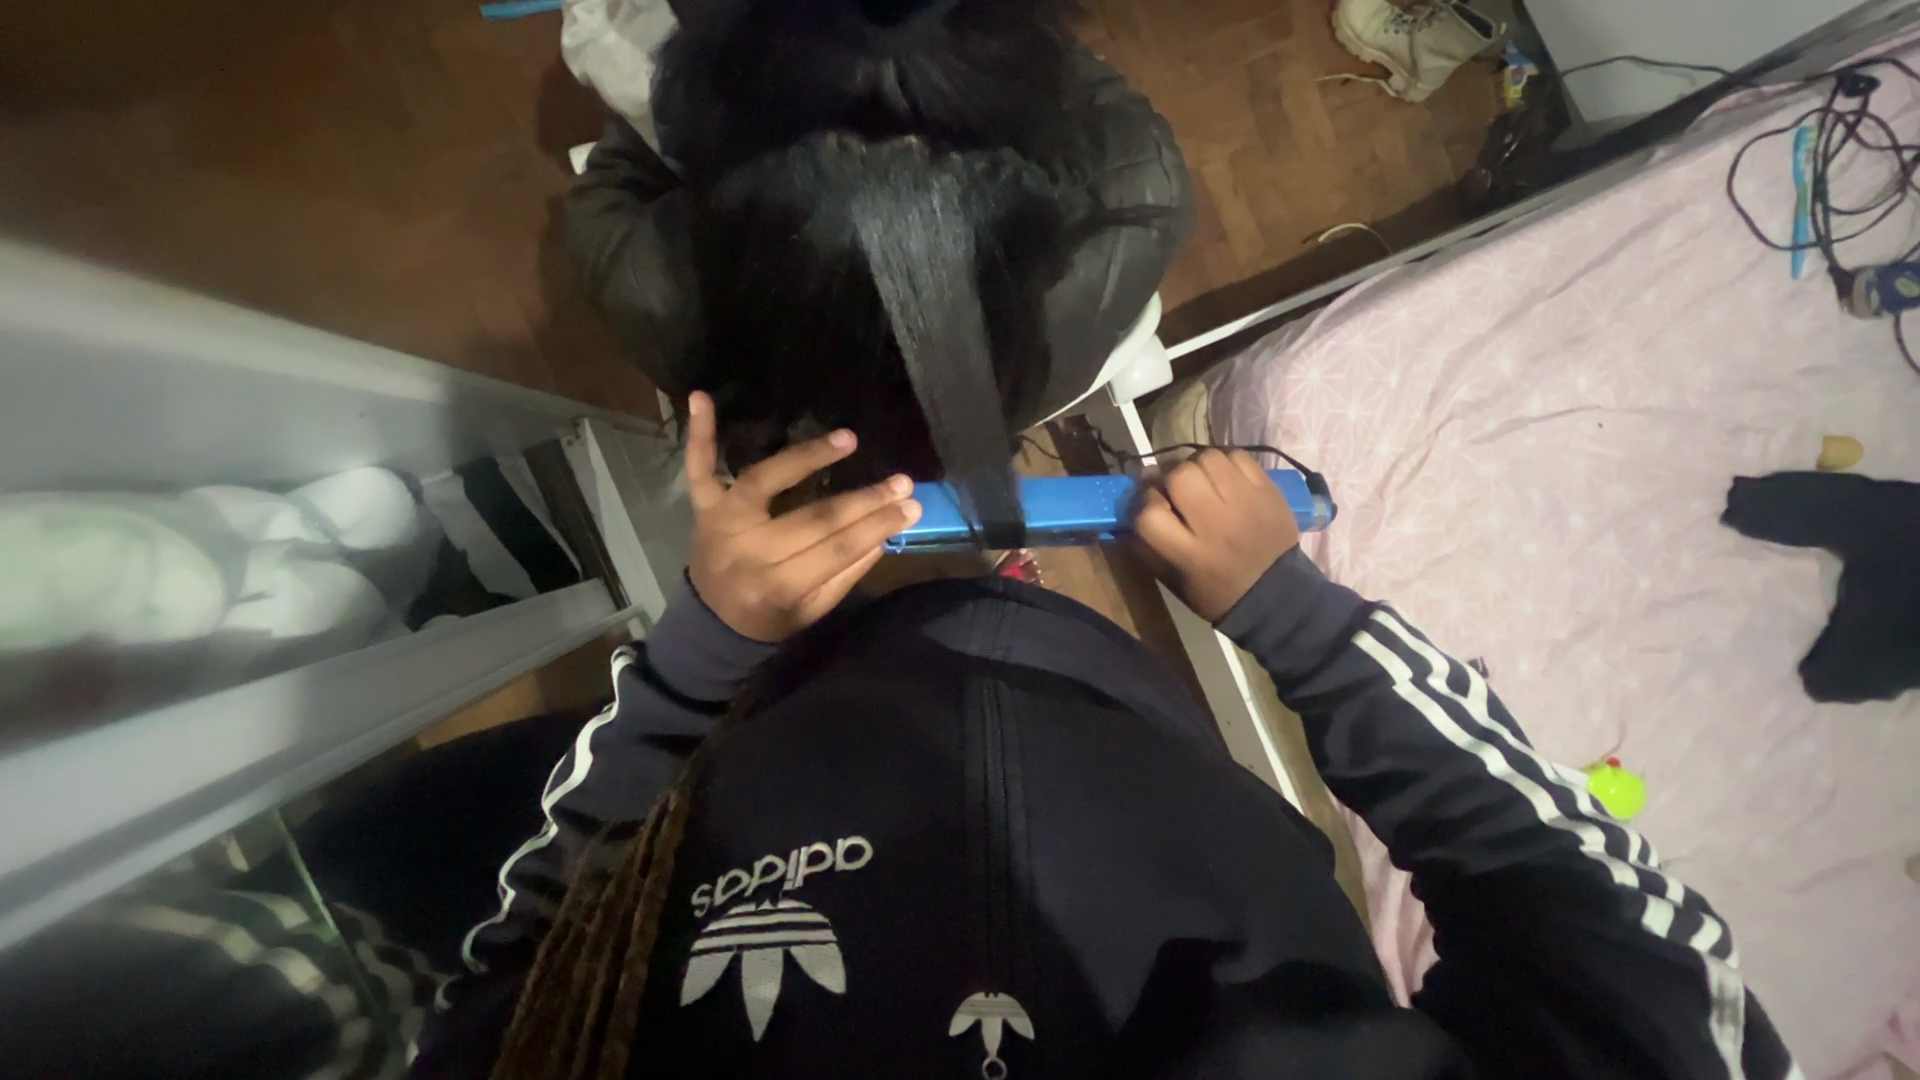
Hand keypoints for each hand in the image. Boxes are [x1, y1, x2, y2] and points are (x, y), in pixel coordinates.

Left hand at [683, 393, 920, 641]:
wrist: (711, 625)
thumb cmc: (769, 618)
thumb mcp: (812, 611)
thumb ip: (845, 575)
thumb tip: (883, 536)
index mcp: (776, 586)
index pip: (837, 549)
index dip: (878, 526)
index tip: (913, 506)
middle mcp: (747, 550)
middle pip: (813, 517)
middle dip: (864, 499)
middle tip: (901, 481)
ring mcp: (721, 524)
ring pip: (764, 480)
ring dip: (807, 456)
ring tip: (848, 439)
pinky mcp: (703, 508)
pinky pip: (699, 469)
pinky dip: (698, 434)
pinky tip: (701, 398)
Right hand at [1133, 450, 1299, 622]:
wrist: (1277, 594)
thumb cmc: (1216, 592)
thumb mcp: (1174, 580)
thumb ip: (1147, 545)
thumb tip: (1132, 506)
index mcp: (1190, 553)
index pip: (1150, 513)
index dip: (1144, 503)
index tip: (1151, 506)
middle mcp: (1217, 524)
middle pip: (1179, 476)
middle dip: (1169, 478)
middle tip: (1174, 489)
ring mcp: (1245, 502)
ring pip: (1207, 458)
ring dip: (1196, 466)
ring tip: (1200, 480)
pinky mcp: (1267, 490)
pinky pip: (1237, 455)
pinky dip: (1224, 462)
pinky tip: (1223, 478)